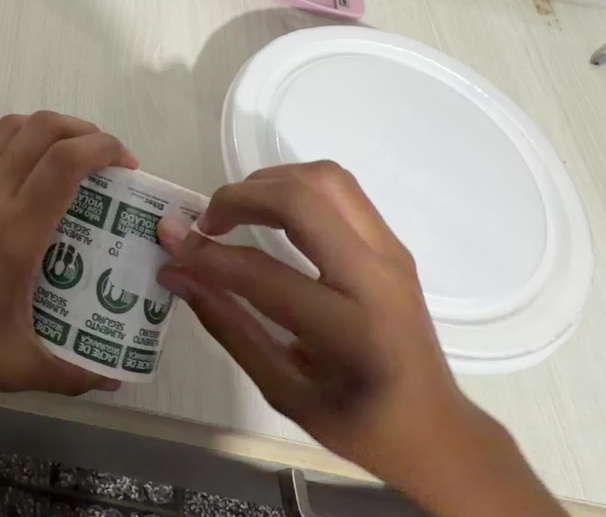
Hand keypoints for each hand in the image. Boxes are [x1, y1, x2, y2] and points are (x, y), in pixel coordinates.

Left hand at [0, 112, 137, 408]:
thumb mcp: (16, 366)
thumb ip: (71, 372)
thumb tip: (112, 377)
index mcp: (13, 230)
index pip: (64, 162)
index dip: (102, 147)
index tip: (127, 162)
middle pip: (38, 129)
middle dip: (81, 128)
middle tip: (107, 155)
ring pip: (5, 136)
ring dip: (44, 132)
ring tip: (68, 161)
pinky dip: (13, 163)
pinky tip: (19, 209)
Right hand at [156, 162, 564, 516]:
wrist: (436, 427)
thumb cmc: (356, 421)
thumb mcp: (282, 389)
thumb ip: (227, 324)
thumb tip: (176, 272)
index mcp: (351, 332)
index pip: (263, 274)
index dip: (206, 255)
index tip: (170, 242)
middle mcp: (376, 280)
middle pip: (302, 200)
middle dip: (239, 197)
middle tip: (207, 222)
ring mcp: (390, 254)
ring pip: (325, 179)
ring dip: (270, 181)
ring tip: (238, 210)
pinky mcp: (391, 242)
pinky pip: (339, 190)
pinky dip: (294, 187)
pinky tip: (271, 214)